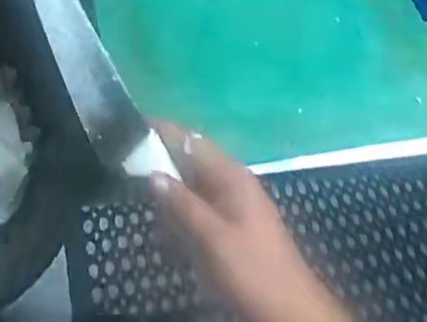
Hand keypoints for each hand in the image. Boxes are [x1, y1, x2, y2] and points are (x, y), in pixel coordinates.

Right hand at [148, 121, 349, 321]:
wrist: (296, 317)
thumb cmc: (254, 271)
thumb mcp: (213, 237)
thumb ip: (181, 203)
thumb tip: (152, 173)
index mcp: (231, 175)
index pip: (190, 139)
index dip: (162, 130)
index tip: (132, 125)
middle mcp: (233, 182)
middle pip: (190, 159)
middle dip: (162, 162)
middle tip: (129, 166)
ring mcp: (236, 204)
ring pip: (193, 184)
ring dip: (170, 191)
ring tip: (145, 200)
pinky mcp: (235, 226)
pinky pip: (201, 207)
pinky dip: (182, 212)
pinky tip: (168, 230)